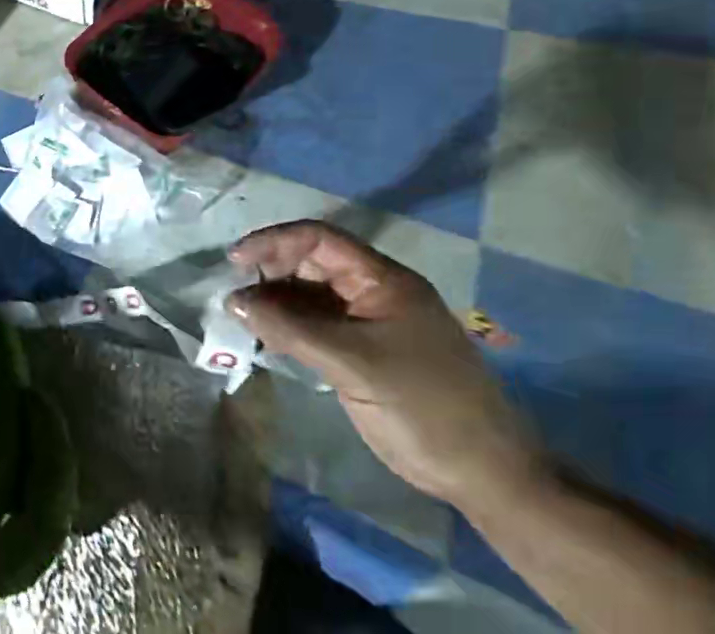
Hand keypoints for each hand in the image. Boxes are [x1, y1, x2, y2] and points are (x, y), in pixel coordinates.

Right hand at [226, 221, 545, 504]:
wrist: (482, 475)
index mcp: (385, 283)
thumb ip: (289, 328)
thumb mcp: (353, 363)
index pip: (320, 239)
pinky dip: (280, 325)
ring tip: (242, 319)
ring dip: (270, 301)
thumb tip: (232, 301)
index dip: (274, 241)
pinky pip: (308, 323)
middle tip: (236, 296)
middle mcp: (373, 294)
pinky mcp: (355, 350)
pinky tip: (261, 338)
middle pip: (308, 262)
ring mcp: (364, 323)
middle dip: (268, 272)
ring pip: (304, 294)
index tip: (235, 261)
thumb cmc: (425, 408)